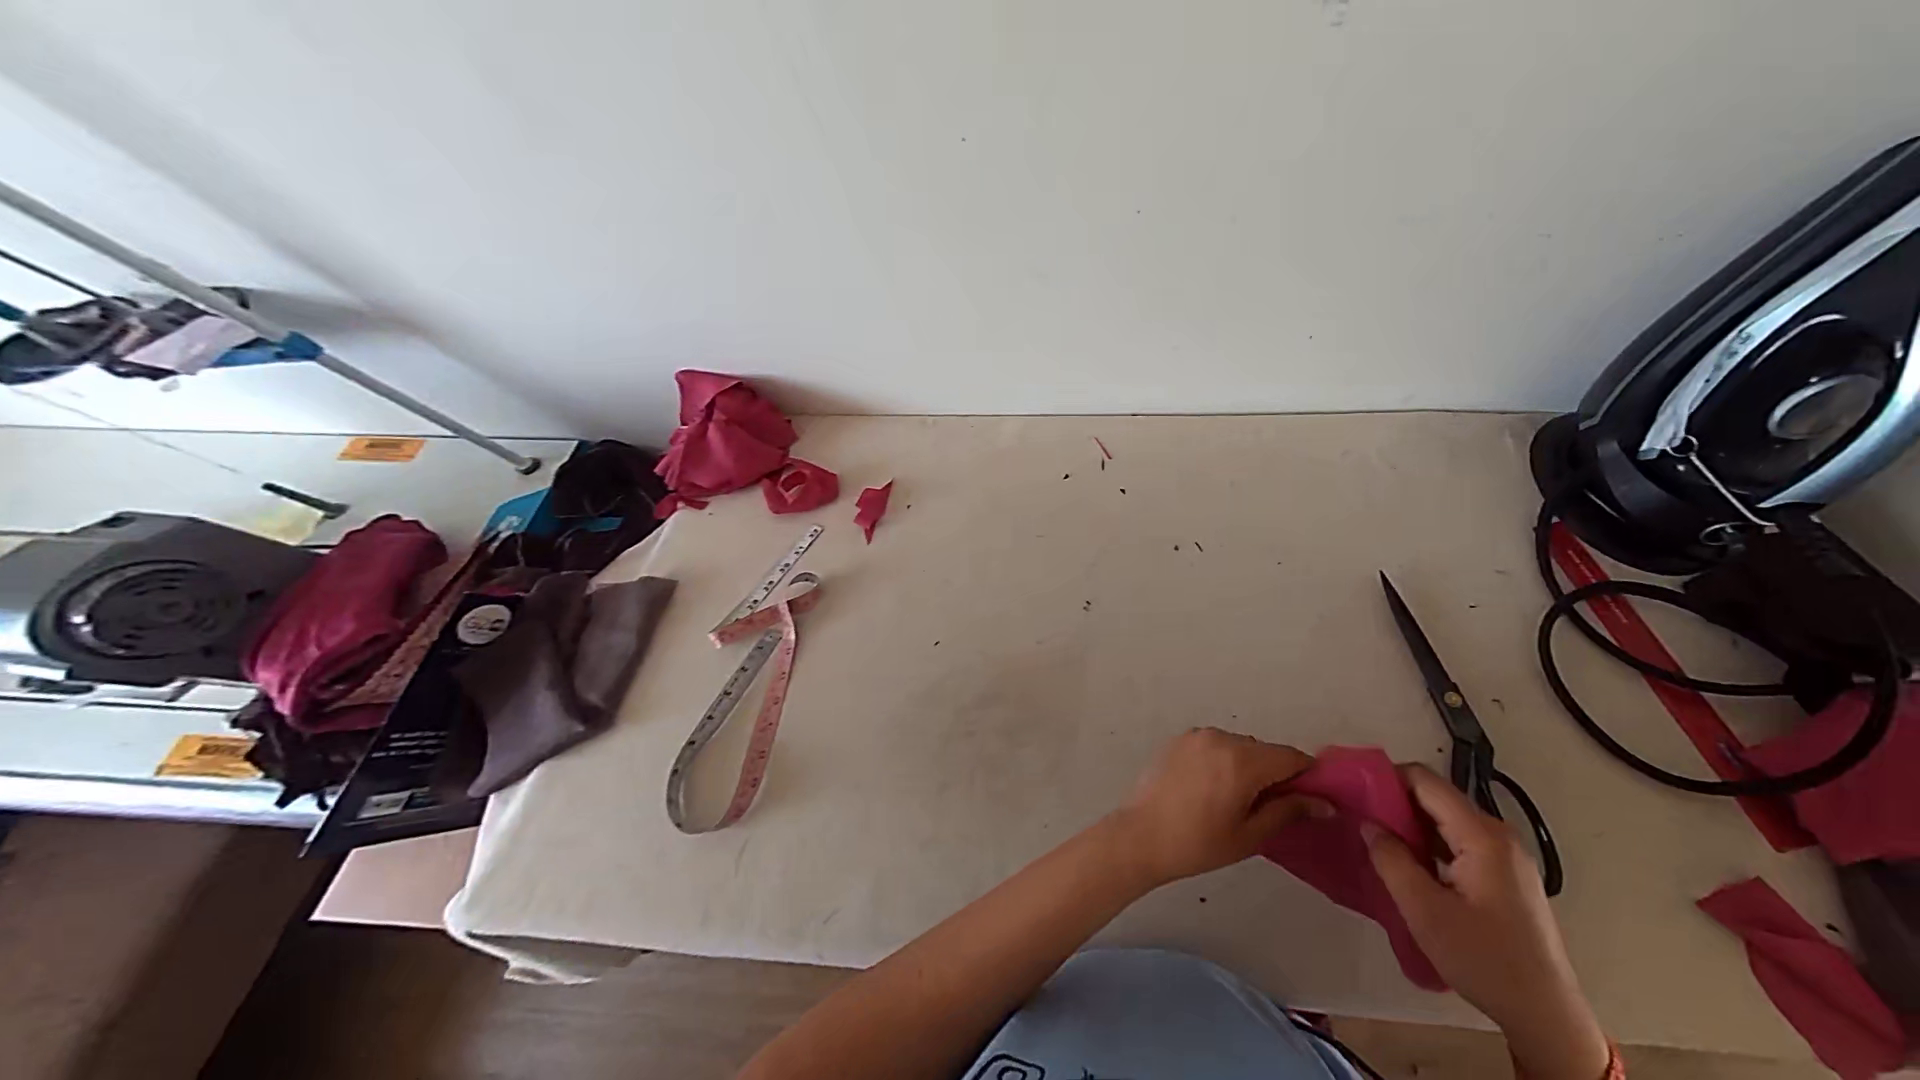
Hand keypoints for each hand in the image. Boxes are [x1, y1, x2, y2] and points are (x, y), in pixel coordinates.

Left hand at [1106, 728, 1324, 889]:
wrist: (1140, 836)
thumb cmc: (1198, 843)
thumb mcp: (1250, 834)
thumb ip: (1288, 811)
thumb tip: (1324, 802)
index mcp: (1241, 760)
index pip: (1291, 757)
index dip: (1306, 777)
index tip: (1309, 799)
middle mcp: (1219, 738)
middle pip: (1264, 750)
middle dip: (1274, 773)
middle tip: (1268, 807)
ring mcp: (1195, 736)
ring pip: (1239, 746)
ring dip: (1246, 765)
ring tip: (1233, 800)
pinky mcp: (1177, 740)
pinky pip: (1214, 745)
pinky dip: (1222, 760)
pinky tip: (1210, 788)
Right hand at [1364, 764, 1610, 1079]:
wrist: (1546, 1015)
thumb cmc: (1483, 958)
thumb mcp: (1423, 909)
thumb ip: (1390, 858)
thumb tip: (1369, 824)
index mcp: (1482, 835)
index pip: (1425, 781)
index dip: (1385, 778)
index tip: (1353, 792)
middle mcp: (1499, 836)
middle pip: (1437, 798)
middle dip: (1395, 803)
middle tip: (1359, 820)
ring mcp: (1507, 856)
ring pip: (1447, 821)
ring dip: (1411, 826)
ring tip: (1377, 842)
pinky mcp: (1507, 876)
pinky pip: (1459, 842)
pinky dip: (1430, 844)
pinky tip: (1409, 865)